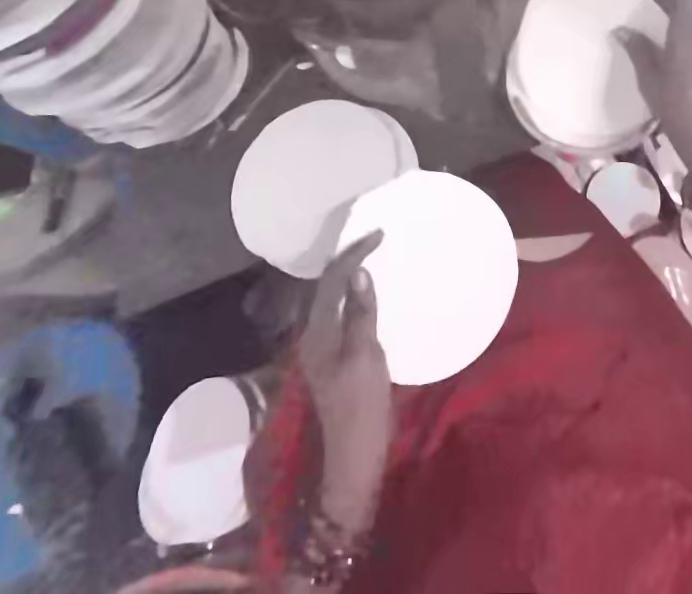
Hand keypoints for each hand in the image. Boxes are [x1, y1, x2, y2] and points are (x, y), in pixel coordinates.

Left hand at [298, 231, 389, 529]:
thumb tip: (359, 272)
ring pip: (332, 298)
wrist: (355, 456)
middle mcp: (313, 333)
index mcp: (317, 330)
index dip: (353, 254)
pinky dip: (353, 295)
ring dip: (348, 275)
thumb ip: (360, 313)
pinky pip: (340, 313)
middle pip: (326, 285)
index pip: (332, 280)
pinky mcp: (334, 356)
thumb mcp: (365, 356)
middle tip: (372, 238)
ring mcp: (322, 346)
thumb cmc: (361, 406)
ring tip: (370, 255)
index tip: (378, 234)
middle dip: (346, 258)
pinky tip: (367, 293)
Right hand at [617, 0, 691, 198]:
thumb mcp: (647, 73)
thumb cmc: (670, 98)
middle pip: (690, 11)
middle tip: (648, 17)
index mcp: (685, 31)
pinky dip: (686, 41)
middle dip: (672, 10)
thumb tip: (620, 28)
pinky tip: (672, 54)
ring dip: (680, 26)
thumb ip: (637, 48)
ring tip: (658, 34)